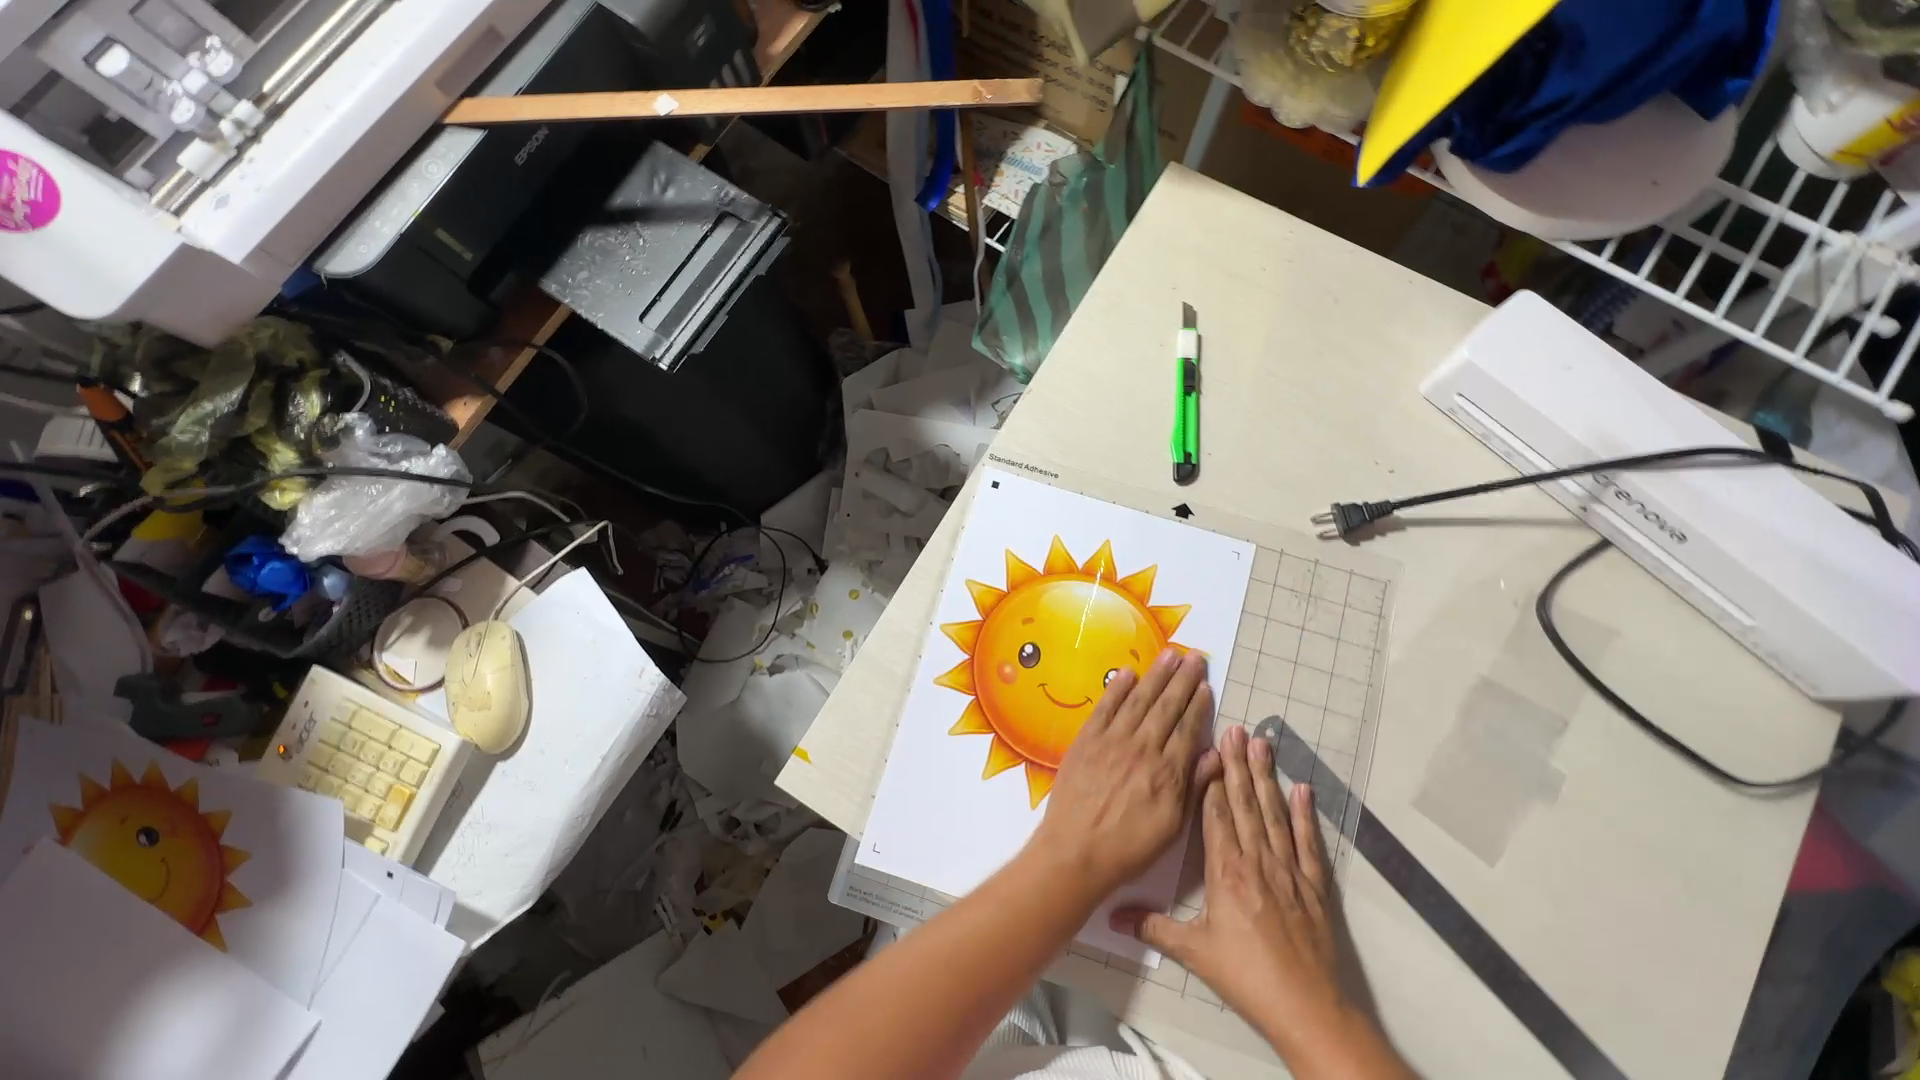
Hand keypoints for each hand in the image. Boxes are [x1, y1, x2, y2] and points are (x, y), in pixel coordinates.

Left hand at [1026, 648, 1220, 900]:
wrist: (1076, 852)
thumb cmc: (1129, 847)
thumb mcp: (1173, 826)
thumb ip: (1193, 786)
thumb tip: (1215, 755)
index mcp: (1167, 771)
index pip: (1188, 728)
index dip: (1198, 705)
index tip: (1206, 685)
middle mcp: (1142, 748)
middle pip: (1167, 707)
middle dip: (1182, 680)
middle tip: (1195, 656)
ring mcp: (1112, 741)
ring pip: (1139, 700)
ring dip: (1156, 676)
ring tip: (1170, 654)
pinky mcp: (1086, 741)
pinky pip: (1105, 707)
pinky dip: (1117, 688)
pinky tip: (1128, 673)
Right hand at [1112, 727, 1408, 1077]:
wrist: (1308, 1008)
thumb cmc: (1247, 978)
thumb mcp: (1195, 953)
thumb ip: (1154, 928)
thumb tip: (1112, 916)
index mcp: (1227, 873)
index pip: (1217, 814)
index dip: (1213, 779)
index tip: (1211, 746)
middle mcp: (1258, 862)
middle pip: (1247, 804)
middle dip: (1239, 765)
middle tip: (1237, 729)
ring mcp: (1289, 872)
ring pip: (1275, 814)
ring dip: (1268, 778)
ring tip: (1264, 744)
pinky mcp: (1314, 887)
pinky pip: (1308, 842)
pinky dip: (1306, 815)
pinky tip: (1302, 789)